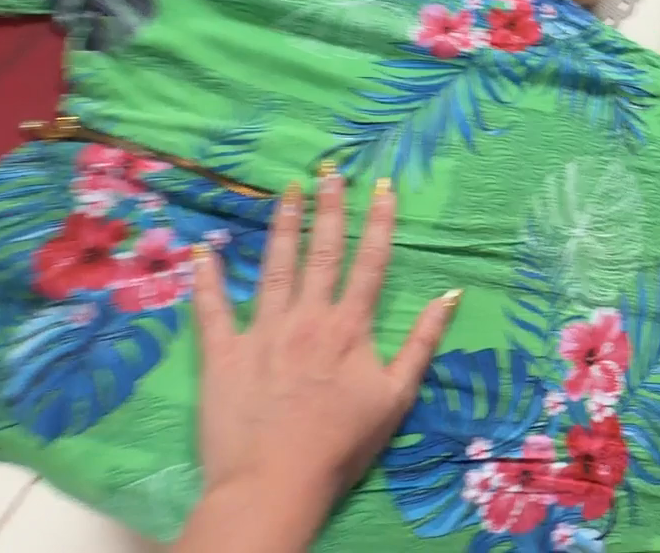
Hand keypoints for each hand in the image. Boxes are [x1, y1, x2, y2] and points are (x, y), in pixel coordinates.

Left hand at [184, 168, 459, 534]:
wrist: (273, 486)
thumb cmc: (342, 442)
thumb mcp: (398, 394)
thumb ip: (424, 341)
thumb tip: (452, 294)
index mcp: (350, 325)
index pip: (370, 261)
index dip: (379, 221)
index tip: (383, 187)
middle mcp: (308, 317)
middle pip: (322, 252)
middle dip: (330, 209)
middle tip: (330, 173)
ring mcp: (262, 333)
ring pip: (274, 269)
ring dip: (283, 227)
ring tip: (287, 192)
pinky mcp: (222, 356)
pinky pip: (213, 312)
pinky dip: (208, 280)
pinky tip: (207, 251)